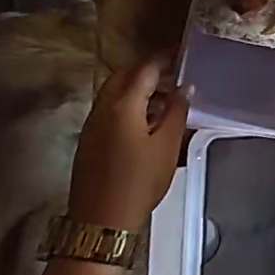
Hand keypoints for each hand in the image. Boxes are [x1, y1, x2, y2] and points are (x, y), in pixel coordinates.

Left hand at [67, 51, 190, 228]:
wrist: (100, 222)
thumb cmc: (139, 181)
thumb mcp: (167, 145)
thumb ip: (177, 112)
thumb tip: (185, 88)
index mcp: (122, 106)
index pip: (144, 70)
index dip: (164, 58)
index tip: (182, 52)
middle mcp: (102, 109)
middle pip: (124, 76)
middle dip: (148, 71)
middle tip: (174, 74)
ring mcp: (92, 125)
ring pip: (114, 93)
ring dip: (138, 88)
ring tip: (167, 98)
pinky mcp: (90, 140)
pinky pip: (110, 109)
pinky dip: (129, 104)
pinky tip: (148, 120)